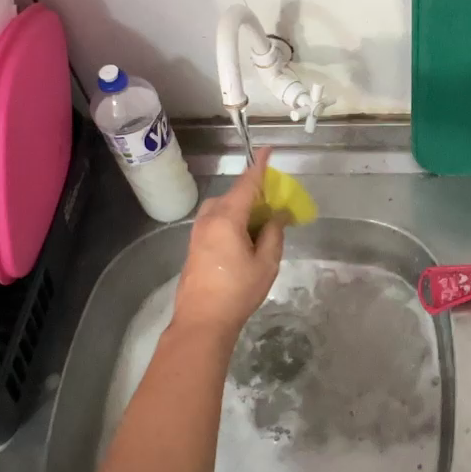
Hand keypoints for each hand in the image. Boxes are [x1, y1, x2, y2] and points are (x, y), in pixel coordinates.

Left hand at [171, 148, 286, 337]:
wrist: (201, 322)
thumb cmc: (237, 292)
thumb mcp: (266, 263)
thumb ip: (273, 234)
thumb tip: (276, 216)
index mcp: (227, 218)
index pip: (247, 184)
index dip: (259, 166)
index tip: (267, 149)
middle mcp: (209, 219)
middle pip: (233, 195)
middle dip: (252, 192)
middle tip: (273, 202)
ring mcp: (198, 233)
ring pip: (222, 209)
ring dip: (241, 208)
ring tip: (261, 222)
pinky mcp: (194, 247)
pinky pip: (216, 222)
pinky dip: (232, 220)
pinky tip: (244, 237)